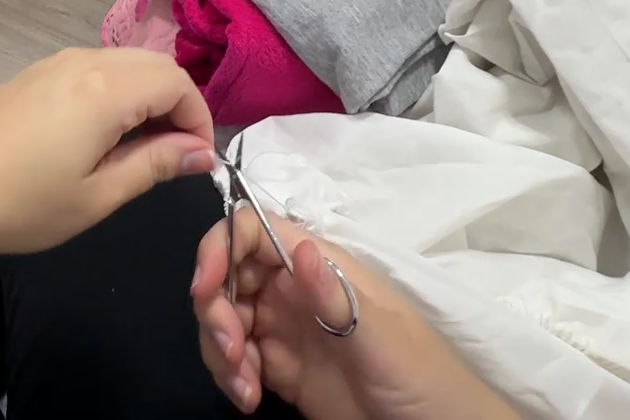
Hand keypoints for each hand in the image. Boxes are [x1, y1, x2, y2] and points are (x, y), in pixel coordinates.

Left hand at [0, 48, 216, 265]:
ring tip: (138, 150)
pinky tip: (100, 134)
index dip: (199, 118)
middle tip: (174, 157)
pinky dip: (116, 91)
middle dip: (177, 104)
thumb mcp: (96, 196)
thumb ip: (154, 165)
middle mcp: (83, 60)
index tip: (197, 161)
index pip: (177, 81)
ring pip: (124, 63)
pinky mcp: (34, 72)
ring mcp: (54, 62)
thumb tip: (199, 152)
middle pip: (154, 64)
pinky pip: (94, 68)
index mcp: (105, 88)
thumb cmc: (21, 203)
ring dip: (146, 96)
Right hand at [191, 209, 516, 419]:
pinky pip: (235, 358)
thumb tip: (301, 248)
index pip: (252, 230)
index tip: (206, 287)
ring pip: (225, 315)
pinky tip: (248, 399)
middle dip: (214, 306)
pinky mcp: (279, 368)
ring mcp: (283, 327)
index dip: (221, 246)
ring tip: (244, 387)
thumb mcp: (383, 336)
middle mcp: (291, 286)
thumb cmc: (423, 376)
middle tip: (231, 350)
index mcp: (316, 263)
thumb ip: (336, 295)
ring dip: (219, 346)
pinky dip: (230, 375)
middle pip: (228, 273)